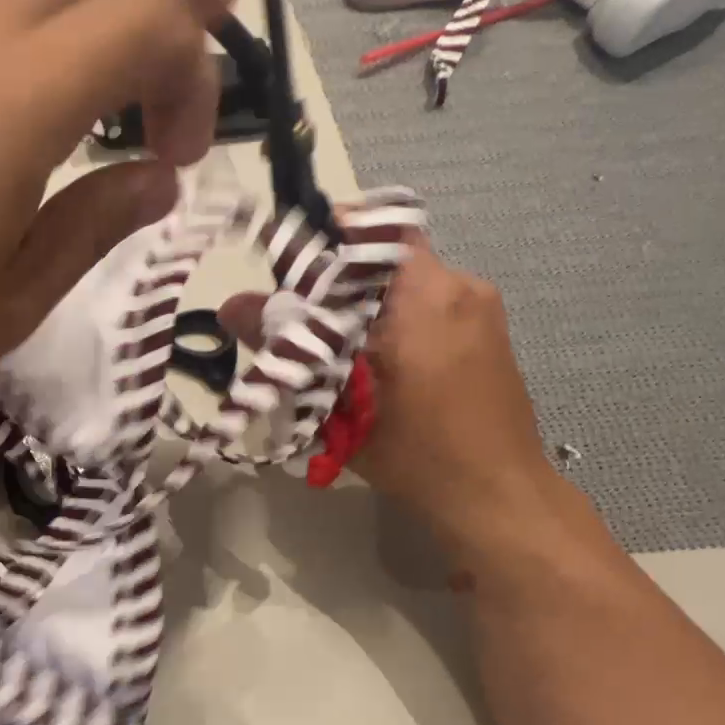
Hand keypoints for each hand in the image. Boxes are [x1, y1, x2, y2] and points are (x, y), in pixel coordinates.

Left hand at [0, 0, 235, 425]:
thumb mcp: (8, 306)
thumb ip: (92, 229)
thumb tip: (154, 182)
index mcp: (12, 105)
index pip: (148, 19)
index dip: (194, 77)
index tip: (181, 162)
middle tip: (196, 52)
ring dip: (91, 14)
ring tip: (115, 83)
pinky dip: (25, 35)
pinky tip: (18, 105)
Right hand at [221, 236, 558, 542]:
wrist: (493, 493)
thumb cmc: (415, 450)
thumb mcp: (337, 403)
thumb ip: (287, 346)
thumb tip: (231, 304)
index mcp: (426, 296)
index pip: (371, 231)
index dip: (323, 238)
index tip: (282, 268)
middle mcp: (459, 286)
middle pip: (380, 260)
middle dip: (330, 283)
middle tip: (290, 320)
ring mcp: (478, 308)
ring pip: (399, 285)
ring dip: (357, 306)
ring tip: (323, 348)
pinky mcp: (482, 331)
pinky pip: (422, 306)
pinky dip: (385, 322)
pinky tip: (364, 366)